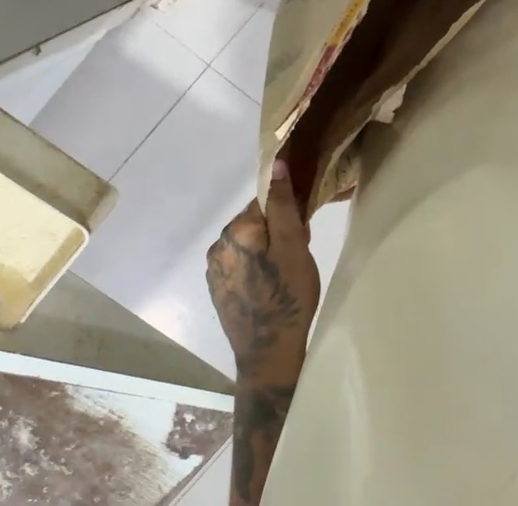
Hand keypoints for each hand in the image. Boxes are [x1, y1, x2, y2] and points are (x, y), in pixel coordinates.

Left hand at [207, 160, 320, 373]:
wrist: (269, 354)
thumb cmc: (288, 296)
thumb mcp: (294, 246)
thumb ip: (283, 204)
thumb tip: (277, 163)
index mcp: (235, 231)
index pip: (264, 201)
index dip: (288, 212)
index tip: (303, 232)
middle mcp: (217, 246)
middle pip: (255, 222)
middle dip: (278, 231)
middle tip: (298, 256)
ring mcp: (214, 271)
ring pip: (248, 244)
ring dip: (267, 250)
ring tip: (287, 274)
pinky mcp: (218, 290)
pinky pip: (241, 265)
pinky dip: (257, 268)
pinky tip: (271, 287)